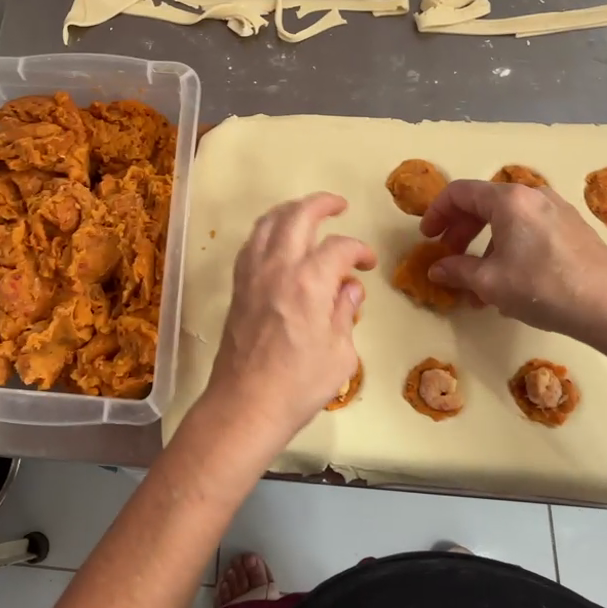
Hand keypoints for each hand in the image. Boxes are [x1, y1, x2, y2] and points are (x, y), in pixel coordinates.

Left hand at [201, 193, 374, 446]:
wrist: (245, 404)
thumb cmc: (298, 385)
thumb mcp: (340, 353)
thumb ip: (345, 313)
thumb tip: (350, 288)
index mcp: (309, 282)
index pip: (339, 247)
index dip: (359, 249)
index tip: (368, 263)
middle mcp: (277, 267)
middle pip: (297, 216)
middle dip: (321, 204)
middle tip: (339, 205)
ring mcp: (252, 274)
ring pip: (268, 222)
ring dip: (290, 210)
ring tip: (307, 213)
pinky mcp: (238, 286)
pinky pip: (252, 243)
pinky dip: (268, 231)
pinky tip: (279, 240)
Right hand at [418, 180, 606, 341]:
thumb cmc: (542, 287)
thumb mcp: (490, 283)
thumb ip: (457, 270)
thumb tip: (437, 270)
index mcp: (508, 199)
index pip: (460, 192)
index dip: (437, 212)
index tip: (428, 237)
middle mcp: (533, 195)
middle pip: (484, 203)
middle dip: (460, 230)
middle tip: (449, 256)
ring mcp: (557, 210)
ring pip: (508, 219)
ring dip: (485, 242)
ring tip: (478, 276)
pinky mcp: (573, 228)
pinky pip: (529, 228)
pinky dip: (509, 245)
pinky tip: (510, 278)